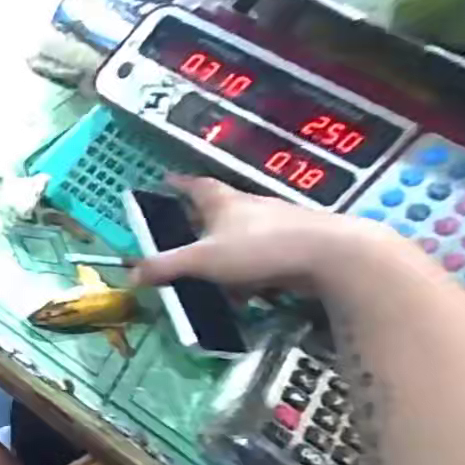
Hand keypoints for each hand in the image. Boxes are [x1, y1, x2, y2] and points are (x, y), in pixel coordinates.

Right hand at [131, 175, 389, 291]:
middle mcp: (252, 206)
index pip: (198, 186)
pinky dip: (249, 265)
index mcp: (225, 203)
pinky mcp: (298, 243)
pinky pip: (263, 251)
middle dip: (202, 217)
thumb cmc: (260, 248)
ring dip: (226, 243)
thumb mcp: (202, 260)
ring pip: (244, 230)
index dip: (181, 183)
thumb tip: (131, 274)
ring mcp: (279, 223)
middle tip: (184, 228)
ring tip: (211, 264)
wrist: (333, 256)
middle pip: (221, 207)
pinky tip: (246, 285)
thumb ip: (166, 266)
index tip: (168, 179)